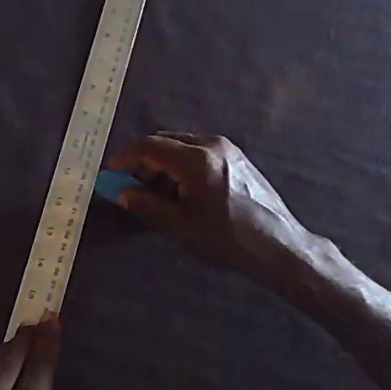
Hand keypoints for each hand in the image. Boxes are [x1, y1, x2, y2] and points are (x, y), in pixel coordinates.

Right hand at [106, 133, 318, 283]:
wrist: (279, 247)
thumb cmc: (227, 238)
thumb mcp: (180, 226)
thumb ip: (146, 206)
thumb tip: (123, 194)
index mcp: (196, 159)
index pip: (149, 147)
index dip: (125, 158)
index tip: (111, 173)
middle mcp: (212, 145)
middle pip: (165, 142)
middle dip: (144, 163)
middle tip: (133, 188)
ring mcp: (227, 150)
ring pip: (181, 147)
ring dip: (163, 166)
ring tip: (159, 197)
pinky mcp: (236, 159)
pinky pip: (198, 153)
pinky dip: (182, 167)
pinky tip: (183, 194)